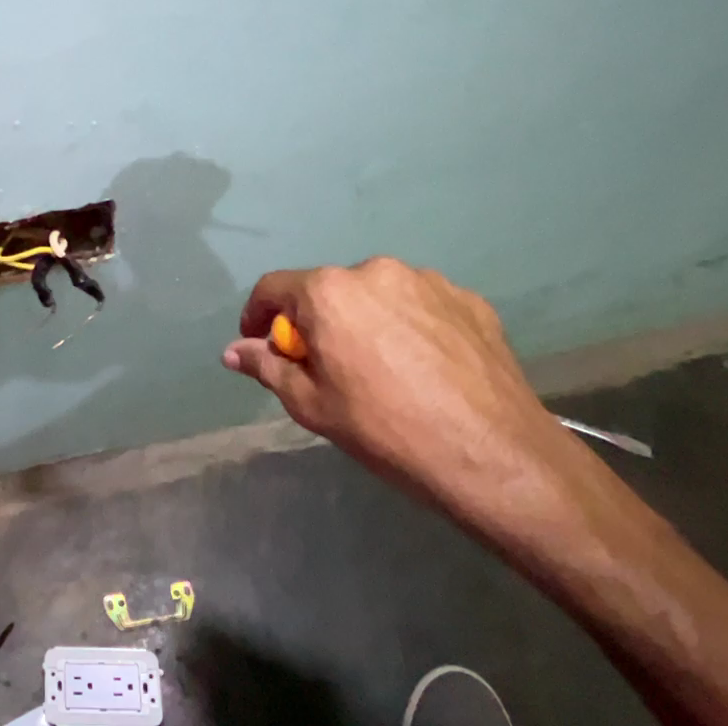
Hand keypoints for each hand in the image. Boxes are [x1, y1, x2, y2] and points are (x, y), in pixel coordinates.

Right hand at [222, 258, 571, 506]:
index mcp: (329, 292)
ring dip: (366, 321)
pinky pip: (422, 306)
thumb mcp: (311, 405)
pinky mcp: (470, 301)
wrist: (494, 456)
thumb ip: (268, 367)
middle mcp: (375, 271)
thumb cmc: (385, 431)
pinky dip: (410, 327)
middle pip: (328, 290)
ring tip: (381, 369)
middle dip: (317, 322)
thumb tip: (234, 351)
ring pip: (378, 295)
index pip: (273, 288)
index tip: (260, 346)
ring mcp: (429, 281)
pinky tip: (424, 368)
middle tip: (325, 366)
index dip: (257, 316)